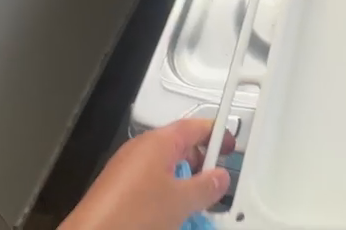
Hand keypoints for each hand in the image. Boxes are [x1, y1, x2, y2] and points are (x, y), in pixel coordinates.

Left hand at [61, 118, 232, 229]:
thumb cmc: (131, 216)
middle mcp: (141, 149)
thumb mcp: (180, 203)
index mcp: (159, 141)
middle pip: (181, 147)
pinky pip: (149, 185)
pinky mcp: (115, 191)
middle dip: (199, 165)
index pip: (197, 126)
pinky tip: (166, 219)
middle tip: (213, 185)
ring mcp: (125, 169)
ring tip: (190, 208)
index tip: (229, 147)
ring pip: (165, 169)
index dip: (217, 135)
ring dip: (182, 184)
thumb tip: (220, 178)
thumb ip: (206, 187)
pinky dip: (163, 196)